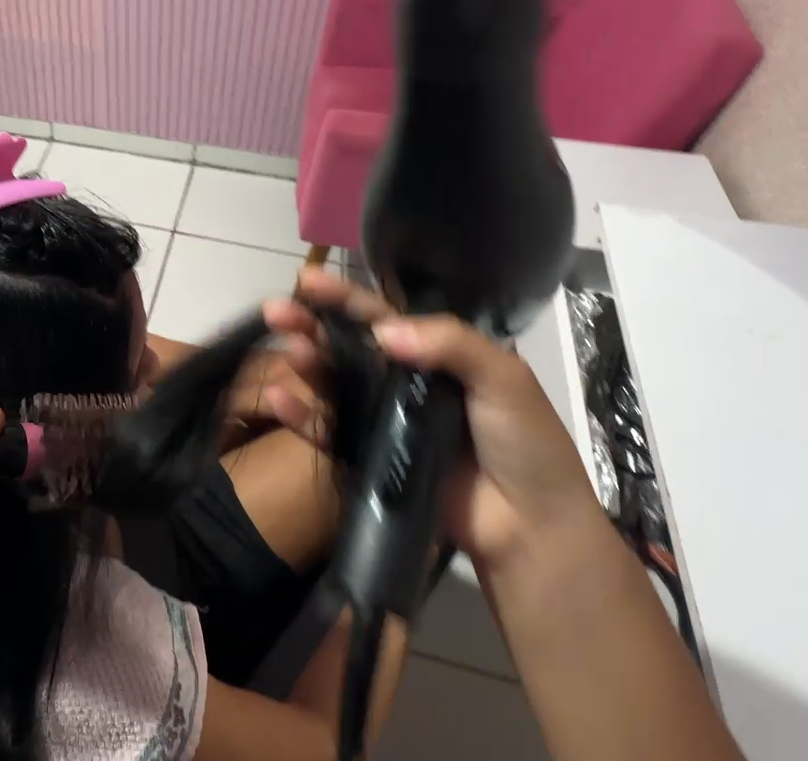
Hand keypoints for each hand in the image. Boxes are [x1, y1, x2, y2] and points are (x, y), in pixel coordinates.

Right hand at [262, 269, 600, 572]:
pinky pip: (328, 431)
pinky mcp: (370, 457)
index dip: (345, 297)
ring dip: (305, 363)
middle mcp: (404, 380)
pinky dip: (300, 414)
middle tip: (276, 310)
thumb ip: (450, 343)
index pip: (384, 317)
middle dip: (311, 324)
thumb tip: (383, 335)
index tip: (307, 279)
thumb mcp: (504, 378)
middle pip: (347, 344)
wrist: (531, 527)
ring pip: (333, 382)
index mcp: (436, 353)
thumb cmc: (526, 443)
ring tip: (285, 349)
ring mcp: (384, 419)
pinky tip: (278, 399)